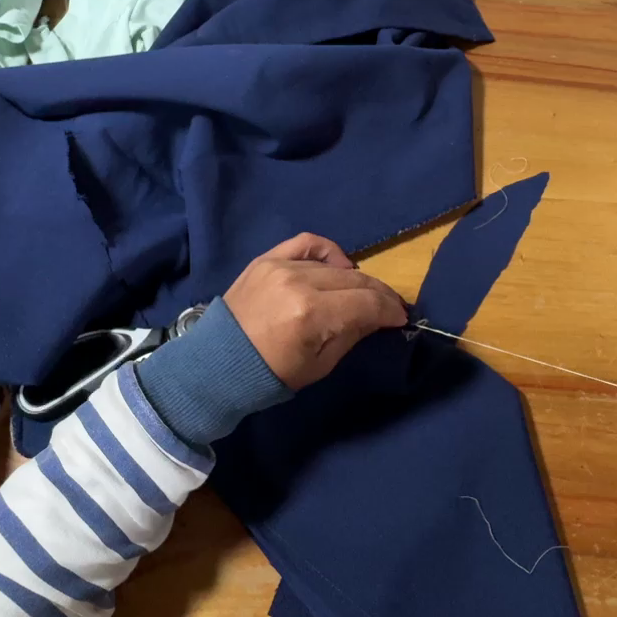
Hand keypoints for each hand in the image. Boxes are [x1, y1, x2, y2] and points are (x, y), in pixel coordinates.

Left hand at [222, 233, 407, 389]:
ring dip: (356, 277)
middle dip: (379, 294)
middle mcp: (298, 282)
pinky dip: (328, 250)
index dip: (390, 310)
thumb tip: (378, 316)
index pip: (367, 303)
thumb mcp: (319, 366)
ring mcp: (280, 266)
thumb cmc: (270, 374)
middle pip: (355, 280)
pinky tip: (339, 265)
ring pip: (335, 264)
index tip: (400, 318)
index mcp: (311, 315)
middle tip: (390, 306)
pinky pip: (306, 242)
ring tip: (364, 290)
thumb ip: (352, 334)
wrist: (216, 363)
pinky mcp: (267, 259)